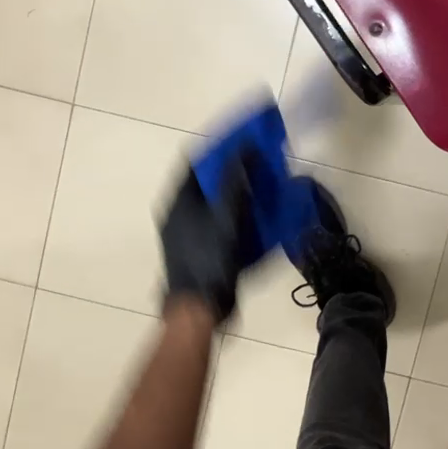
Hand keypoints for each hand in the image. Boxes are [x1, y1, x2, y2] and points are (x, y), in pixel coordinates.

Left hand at [160, 150, 260, 322]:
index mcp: (180, 200)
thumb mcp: (226, 214)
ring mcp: (189, 236)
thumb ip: (235, 179)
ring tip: (268, 191)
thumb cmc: (209, 258)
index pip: (198, 159)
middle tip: (263, 165)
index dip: (221, 145)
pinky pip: (223, 227)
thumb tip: (247, 147)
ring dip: (241, 196)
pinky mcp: (201, 253)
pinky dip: (241, 220)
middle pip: (210, 182)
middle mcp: (180, 215)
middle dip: (237, 172)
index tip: (247, 138)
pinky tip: (263, 222)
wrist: (199, 310)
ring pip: (218, 205)